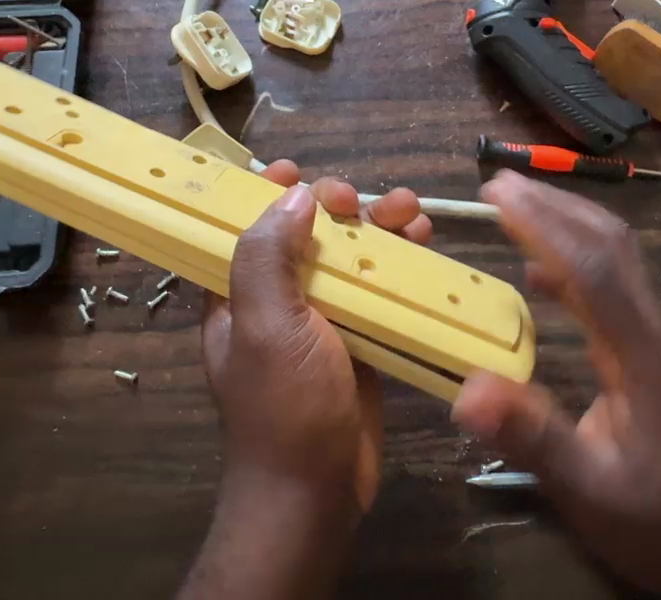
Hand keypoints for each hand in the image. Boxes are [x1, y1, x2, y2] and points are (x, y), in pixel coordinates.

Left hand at [181, 161, 431, 599]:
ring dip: (378, 225)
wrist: (317, 491)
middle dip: (335, 204)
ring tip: (408, 211)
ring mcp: (323, 317)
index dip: (265, 191)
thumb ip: (267, 257)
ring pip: (349, 254)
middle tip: (356, 200)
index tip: (295, 169)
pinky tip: (422, 241)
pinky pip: (379, 287)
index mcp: (237, 292)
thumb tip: (293, 194)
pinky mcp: (361, 336)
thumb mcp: (264, 327)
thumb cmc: (284, 407)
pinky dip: (400, 261)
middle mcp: (278, 298)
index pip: (244, 225)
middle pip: (306, 231)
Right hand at [452, 171, 660, 599]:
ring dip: (567, 223)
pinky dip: (575, 264)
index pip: (591, 271)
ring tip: (515, 207)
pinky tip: (541, 276)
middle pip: (611, 245)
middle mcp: (657, 332)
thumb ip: (534, 439)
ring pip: (619, 259)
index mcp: (643, 356)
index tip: (496, 192)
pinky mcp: (658, 354)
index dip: (542, 225)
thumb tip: (465, 390)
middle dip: (556, 204)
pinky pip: (616, 288)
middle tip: (498, 183)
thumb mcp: (595, 494)